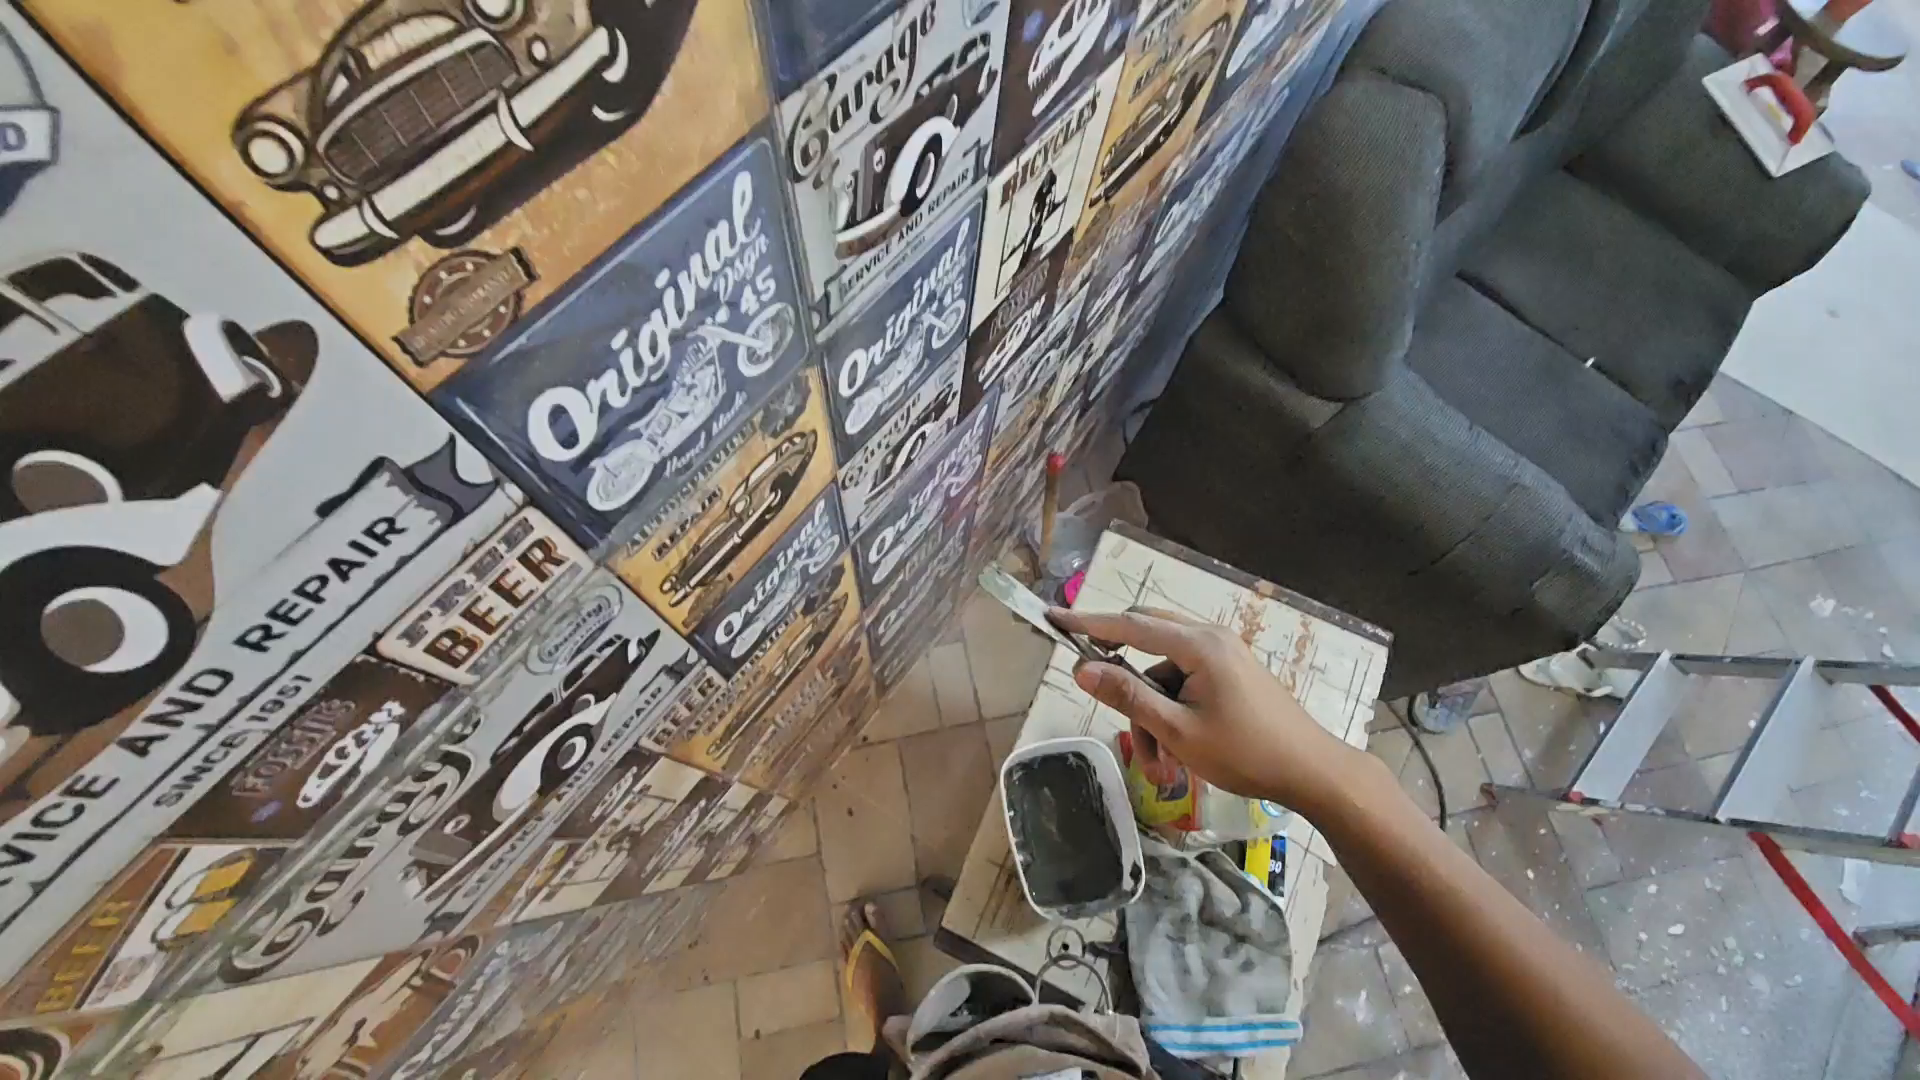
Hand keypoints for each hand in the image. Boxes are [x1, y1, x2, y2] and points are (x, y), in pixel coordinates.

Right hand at [1048, 605, 1369, 818]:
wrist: (1313, 772)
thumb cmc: (1246, 753)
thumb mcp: (1178, 730)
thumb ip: (1128, 696)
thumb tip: (1081, 669)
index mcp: (1198, 644)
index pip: (1129, 625)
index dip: (1087, 623)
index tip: (1053, 617)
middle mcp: (1209, 638)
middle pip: (1144, 637)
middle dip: (1121, 679)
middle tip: (1094, 691)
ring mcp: (1221, 654)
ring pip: (1162, 670)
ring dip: (1149, 712)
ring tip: (1156, 765)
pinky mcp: (1228, 672)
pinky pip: (1182, 681)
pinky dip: (1169, 712)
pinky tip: (1175, 755)